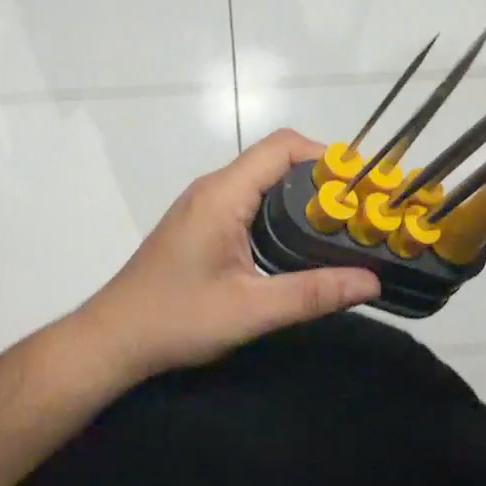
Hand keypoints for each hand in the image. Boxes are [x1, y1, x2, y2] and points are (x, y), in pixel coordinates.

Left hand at [73, 130, 380, 379]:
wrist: (114, 338)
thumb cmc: (176, 319)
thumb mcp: (250, 310)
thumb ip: (312, 293)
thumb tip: (371, 281)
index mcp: (222, 195)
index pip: (282, 147)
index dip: (326, 157)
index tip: (362, 186)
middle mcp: (212, 189)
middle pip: (275, 160)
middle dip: (321, 179)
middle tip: (360, 212)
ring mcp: (203, 205)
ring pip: (261, 181)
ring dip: (301, 196)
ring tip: (340, 227)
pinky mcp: (201, 224)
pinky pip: (248, 200)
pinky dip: (280, 211)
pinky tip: (300, 245)